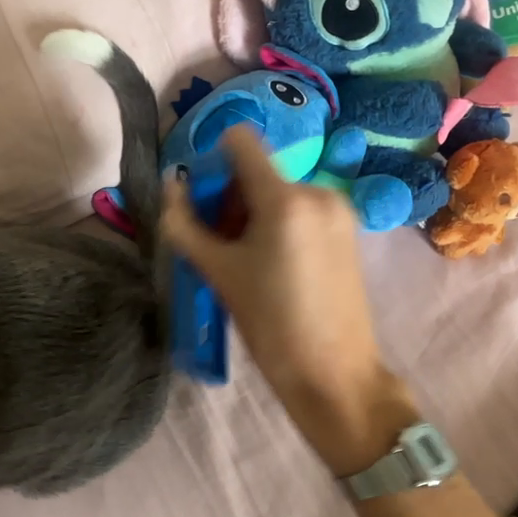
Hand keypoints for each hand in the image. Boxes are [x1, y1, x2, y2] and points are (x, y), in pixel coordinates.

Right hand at [160, 126, 420, 474]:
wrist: (335, 375)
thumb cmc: (271, 324)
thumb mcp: (218, 272)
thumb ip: (184, 224)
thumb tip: (169, 187)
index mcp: (285, 198)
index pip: (240, 141)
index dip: (211, 161)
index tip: (200, 201)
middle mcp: (317, 192)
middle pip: (256, 170)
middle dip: (228, 198)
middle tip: (218, 244)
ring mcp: (338, 210)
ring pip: (277, 191)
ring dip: (251, 213)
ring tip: (244, 260)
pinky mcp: (348, 230)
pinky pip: (299, 209)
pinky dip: (276, 224)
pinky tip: (271, 265)